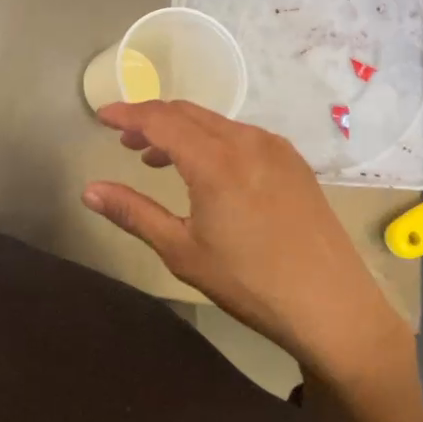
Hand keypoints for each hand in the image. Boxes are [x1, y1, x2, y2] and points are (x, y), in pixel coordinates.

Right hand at [83, 101, 422, 421]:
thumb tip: (88, 191)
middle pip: (186, 112)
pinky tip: (206, 170)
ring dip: (181, 130)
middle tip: (125, 140)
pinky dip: (211, 139)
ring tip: (158, 158)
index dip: (127, 114)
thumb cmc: (250, 283)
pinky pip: (240, 135)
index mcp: (215, 160)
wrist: (334, 309)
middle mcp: (246, 141)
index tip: (101, 116)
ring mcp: (275, 149)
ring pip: (215, 122)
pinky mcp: (294, 163)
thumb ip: (133, 213)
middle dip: (151, 120)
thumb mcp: (182, 251)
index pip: (159, 119)